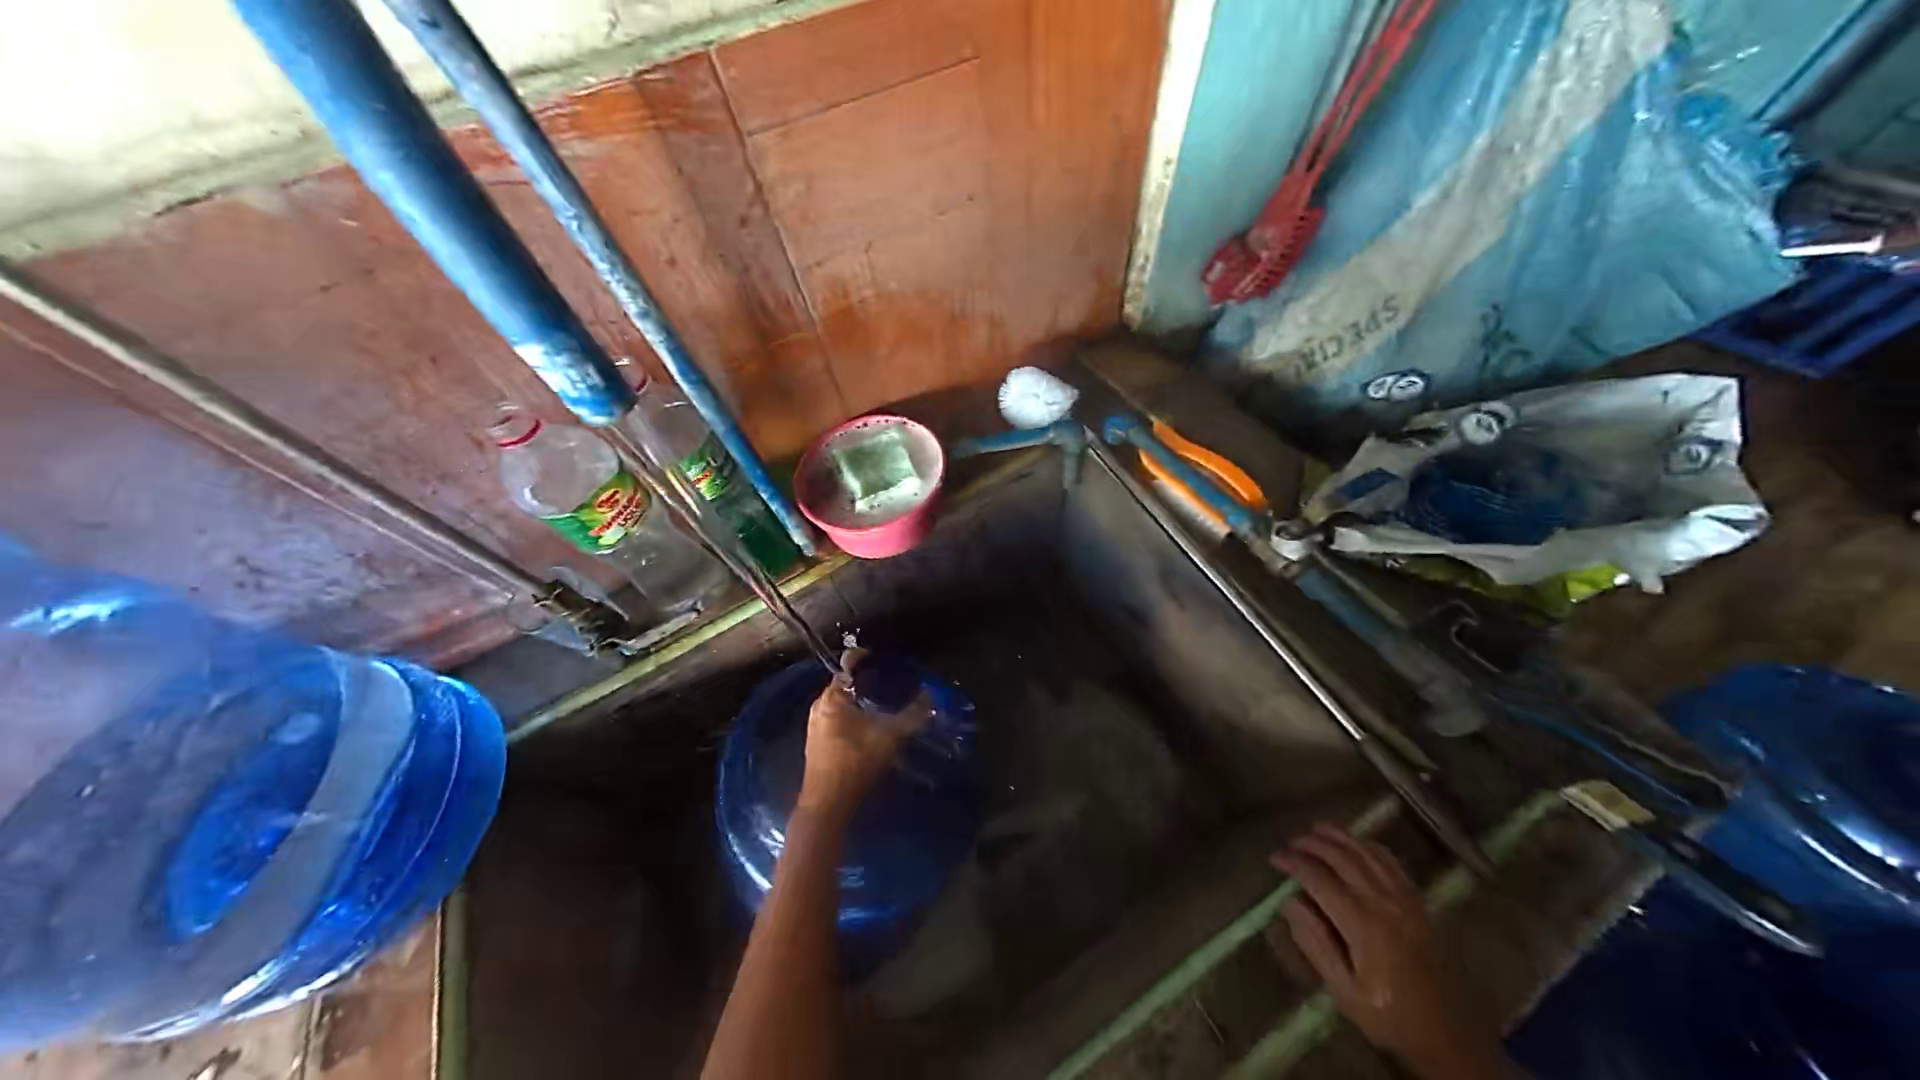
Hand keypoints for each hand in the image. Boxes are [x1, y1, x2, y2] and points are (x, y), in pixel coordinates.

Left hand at [796, 649, 931, 818]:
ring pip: (842, 704)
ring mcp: (816, 726)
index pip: (847, 665)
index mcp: (832, 698)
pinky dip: (855, 716)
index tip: (884, 660)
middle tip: (890, 681)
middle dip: (867, 681)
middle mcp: (819, 707)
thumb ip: (913, 714)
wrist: (828, 806)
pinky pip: (839, 719)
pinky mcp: (818, 744)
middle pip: (845, 684)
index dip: (866, 659)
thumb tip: (932, 696)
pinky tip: (872, 726)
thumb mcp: (890, 736)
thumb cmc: (856, 763)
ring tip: (885, 702)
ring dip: (861, 701)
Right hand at [1271, 825, 1511, 1079]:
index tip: (1274, 858)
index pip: (1319, 879)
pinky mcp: (1420, 904)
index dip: (1293, 863)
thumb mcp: (1344, 991)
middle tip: (1290, 841)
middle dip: (1312, 843)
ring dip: (1339, 836)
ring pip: (1367, 853)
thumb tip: (1288, 902)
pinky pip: (1392, 863)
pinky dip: (1369, 846)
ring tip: (1315, 829)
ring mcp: (1406, 901)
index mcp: (1363, 925)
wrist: (1450, 1036)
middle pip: (1343, 858)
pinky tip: (1356, 844)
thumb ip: (1314, 943)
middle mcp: (1385, 904)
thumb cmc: (1390, 1017)